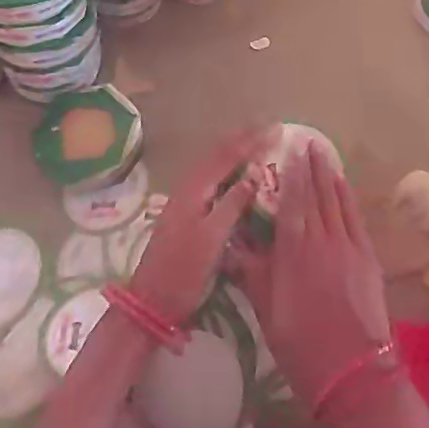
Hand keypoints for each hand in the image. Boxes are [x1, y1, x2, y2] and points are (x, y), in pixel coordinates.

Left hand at [127, 127, 269, 325]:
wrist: (152, 301)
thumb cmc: (184, 270)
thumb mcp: (212, 238)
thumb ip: (233, 203)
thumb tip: (255, 173)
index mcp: (195, 189)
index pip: (228, 156)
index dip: (252, 140)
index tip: (276, 128)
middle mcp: (189, 187)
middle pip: (218, 154)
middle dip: (244, 138)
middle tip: (268, 126)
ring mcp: (186, 199)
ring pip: (214, 164)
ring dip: (235, 149)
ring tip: (256, 138)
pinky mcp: (188, 212)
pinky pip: (212, 178)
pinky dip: (228, 167)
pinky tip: (238, 171)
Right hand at [231, 142, 391, 407]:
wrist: (351, 372)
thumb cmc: (300, 343)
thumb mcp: (266, 308)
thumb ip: (250, 270)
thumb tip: (231, 243)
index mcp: (293, 249)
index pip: (292, 200)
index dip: (292, 172)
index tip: (292, 148)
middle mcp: (321, 238)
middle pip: (316, 194)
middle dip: (312, 167)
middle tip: (309, 142)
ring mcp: (348, 245)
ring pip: (337, 201)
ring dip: (330, 176)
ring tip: (325, 154)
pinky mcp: (367, 257)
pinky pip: (355, 218)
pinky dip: (349, 198)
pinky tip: (344, 186)